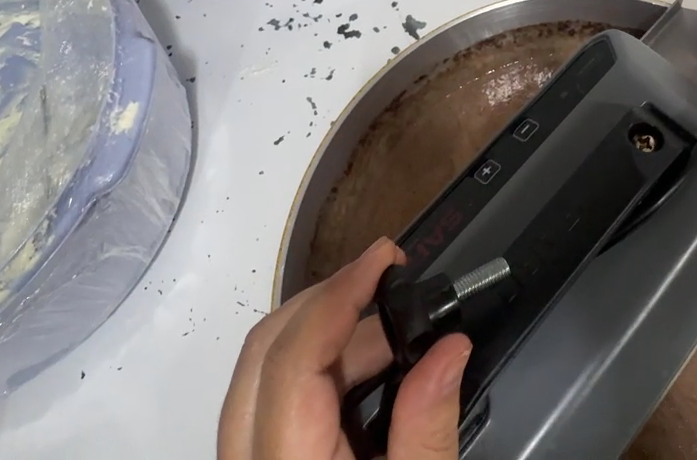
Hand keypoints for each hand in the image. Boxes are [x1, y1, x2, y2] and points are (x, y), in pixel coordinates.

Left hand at [219, 238, 471, 459]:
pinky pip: (270, 394)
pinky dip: (319, 364)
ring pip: (263, 368)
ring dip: (326, 330)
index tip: (386, 257)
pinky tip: (371, 368)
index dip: (339, 293)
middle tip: (388, 279)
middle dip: (328, 297)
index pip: (292, 358)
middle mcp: (247, 457)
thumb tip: (450, 347)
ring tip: (395, 328)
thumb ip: (426, 431)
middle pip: (264, 348)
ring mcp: (245, 459)